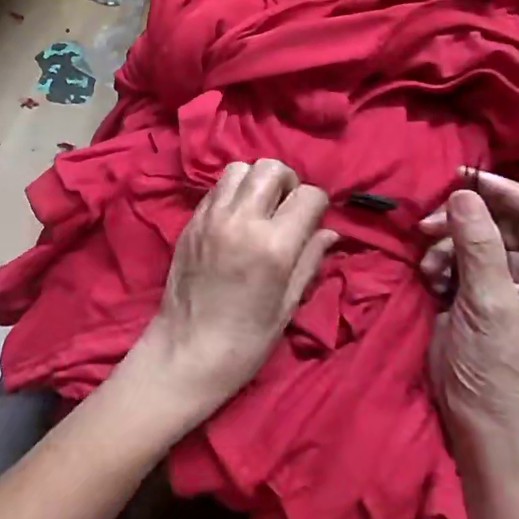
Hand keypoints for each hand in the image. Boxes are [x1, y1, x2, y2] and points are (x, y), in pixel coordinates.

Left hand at [133, 159, 337, 412]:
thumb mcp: (289, 304)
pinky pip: (216, 188)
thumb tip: (329, 232)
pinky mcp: (191, 221)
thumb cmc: (247, 339)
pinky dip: (232, 193)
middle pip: (271, 168)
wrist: (188, 350)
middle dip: (287, 182)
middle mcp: (242, 221)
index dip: (316, 205)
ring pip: (240, 168)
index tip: (312, 221)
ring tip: (258, 208)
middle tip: (285, 209)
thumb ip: (310, 260)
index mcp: (274, 245)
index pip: (308, 195)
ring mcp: (211, 217)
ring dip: (256, 181)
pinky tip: (235, 219)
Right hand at [419, 169, 518, 457]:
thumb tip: (463, 193)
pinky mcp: (476, 288)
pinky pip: (456, 253)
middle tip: (430, 225)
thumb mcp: (489, 305)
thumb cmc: (496, 369)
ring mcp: (505, 279)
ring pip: (474, 233)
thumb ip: (478, 246)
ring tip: (429, 264)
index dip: (507, 191)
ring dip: (446, 241)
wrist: (475, 419)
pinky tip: (432, 280)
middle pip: (502, 218)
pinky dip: (439, 259)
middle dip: (464, 218)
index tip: (464, 181)